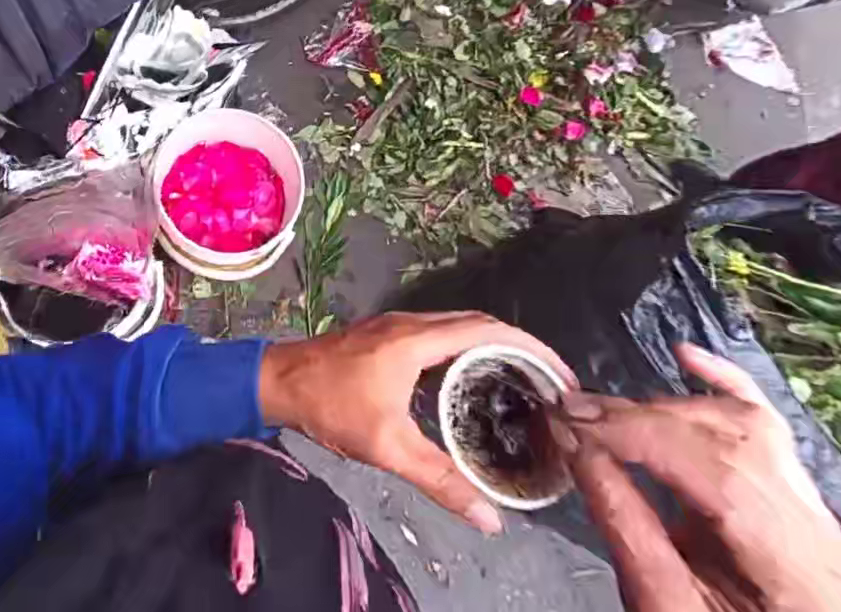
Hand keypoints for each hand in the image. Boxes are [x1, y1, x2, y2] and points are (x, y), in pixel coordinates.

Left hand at [258, 311, 575, 534]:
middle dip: (519, 345)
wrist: (282, 379)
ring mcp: (401, 324)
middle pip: (479, 322)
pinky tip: (475, 377)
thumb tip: (489, 518)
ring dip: (494, 343)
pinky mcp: (392, 333)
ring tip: (523, 378)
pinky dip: (469, 347)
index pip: (487, 330)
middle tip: (550, 380)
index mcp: (419, 339)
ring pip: (460, 324)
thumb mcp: (387, 447)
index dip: (529, 347)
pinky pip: (443, 332)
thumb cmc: (333, 406)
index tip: (559, 372)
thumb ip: (439, 479)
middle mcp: (414, 322)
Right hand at [554, 343, 840, 611]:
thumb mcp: (666, 611)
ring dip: (666, 411)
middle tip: (577, 412)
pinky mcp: (801, 497)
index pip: (719, 476)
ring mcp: (819, 511)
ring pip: (742, 427)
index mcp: (804, 579)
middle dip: (643, 420)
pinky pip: (767, 424)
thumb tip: (579, 447)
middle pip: (729, 443)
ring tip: (610, 414)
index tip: (577, 425)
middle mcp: (826, 537)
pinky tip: (687, 356)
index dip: (640, 438)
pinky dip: (723, 383)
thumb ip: (626, 527)